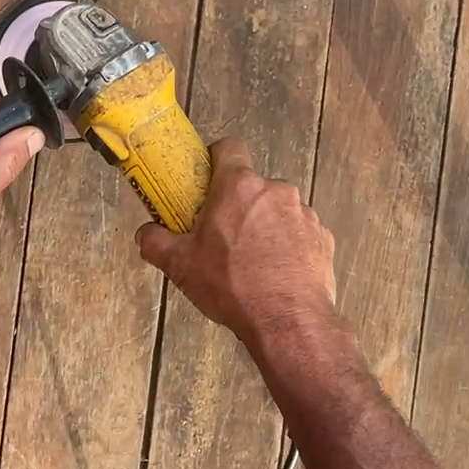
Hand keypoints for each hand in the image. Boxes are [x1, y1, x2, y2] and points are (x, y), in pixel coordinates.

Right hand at [136, 139, 337, 343]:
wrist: (287, 321)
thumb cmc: (231, 286)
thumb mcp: (180, 266)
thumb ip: (156, 243)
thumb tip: (145, 234)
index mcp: (238, 187)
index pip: (228, 148)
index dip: (214, 159)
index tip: (205, 181)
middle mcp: (276, 191)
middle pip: (251, 186)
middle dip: (236, 206)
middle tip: (219, 238)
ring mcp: (304, 214)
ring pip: (276, 210)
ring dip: (262, 227)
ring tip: (249, 264)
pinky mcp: (323, 238)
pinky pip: (298, 234)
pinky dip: (286, 247)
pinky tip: (273, 275)